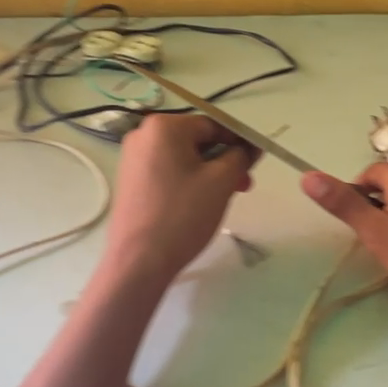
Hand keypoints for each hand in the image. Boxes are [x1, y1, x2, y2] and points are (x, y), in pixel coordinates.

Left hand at [104, 114, 255, 283]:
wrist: (139, 261)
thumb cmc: (183, 214)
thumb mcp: (221, 181)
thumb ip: (240, 156)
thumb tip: (249, 148)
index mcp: (163, 127)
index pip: (213, 125)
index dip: (239, 142)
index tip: (256, 161)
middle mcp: (142, 135)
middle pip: (197, 141)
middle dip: (224, 160)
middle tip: (244, 185)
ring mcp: (132, 159)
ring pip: (183, 158)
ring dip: (209, 172)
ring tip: (225, 197)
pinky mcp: (130, 181)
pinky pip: (168, 172)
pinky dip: (189, 181)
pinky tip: (201, 203)